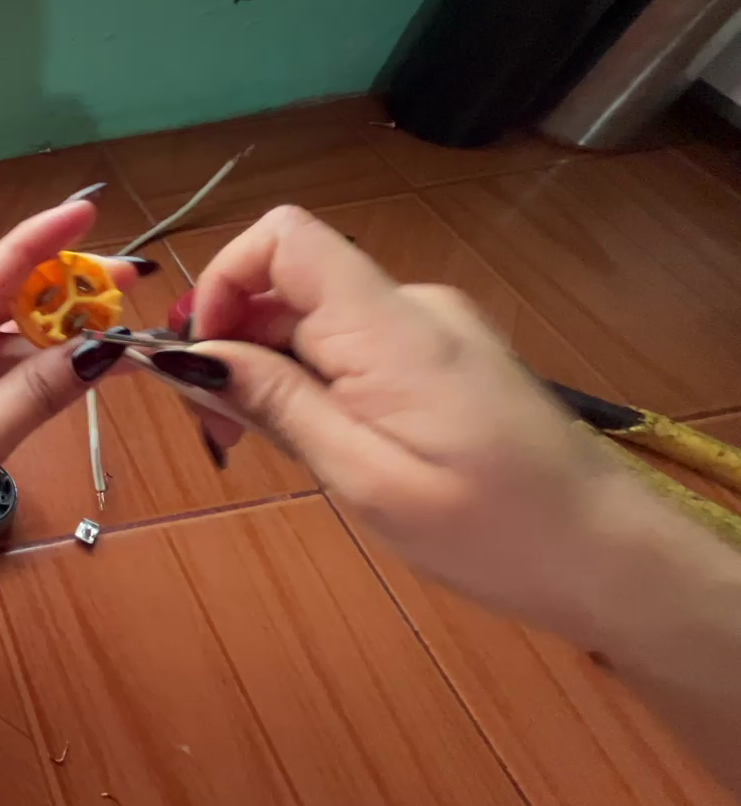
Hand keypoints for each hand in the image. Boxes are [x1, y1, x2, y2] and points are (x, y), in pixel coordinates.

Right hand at [185, 205, 700, 641]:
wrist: (620, 566)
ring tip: (248, 437)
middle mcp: (404, 306)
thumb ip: (271, 402)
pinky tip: (298, 433)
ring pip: (299, 320)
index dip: (223, 277)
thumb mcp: (360, 474)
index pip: (284, 239)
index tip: (201, 350)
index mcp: (389, 327)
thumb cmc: (494, 530)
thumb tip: (184, 356)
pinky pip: (332, 344)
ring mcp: (419, 327)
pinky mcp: (425, 353)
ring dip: (255, 369)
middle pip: (280, 287)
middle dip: (225, 344)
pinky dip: (293, 379)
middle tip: (210, 422)